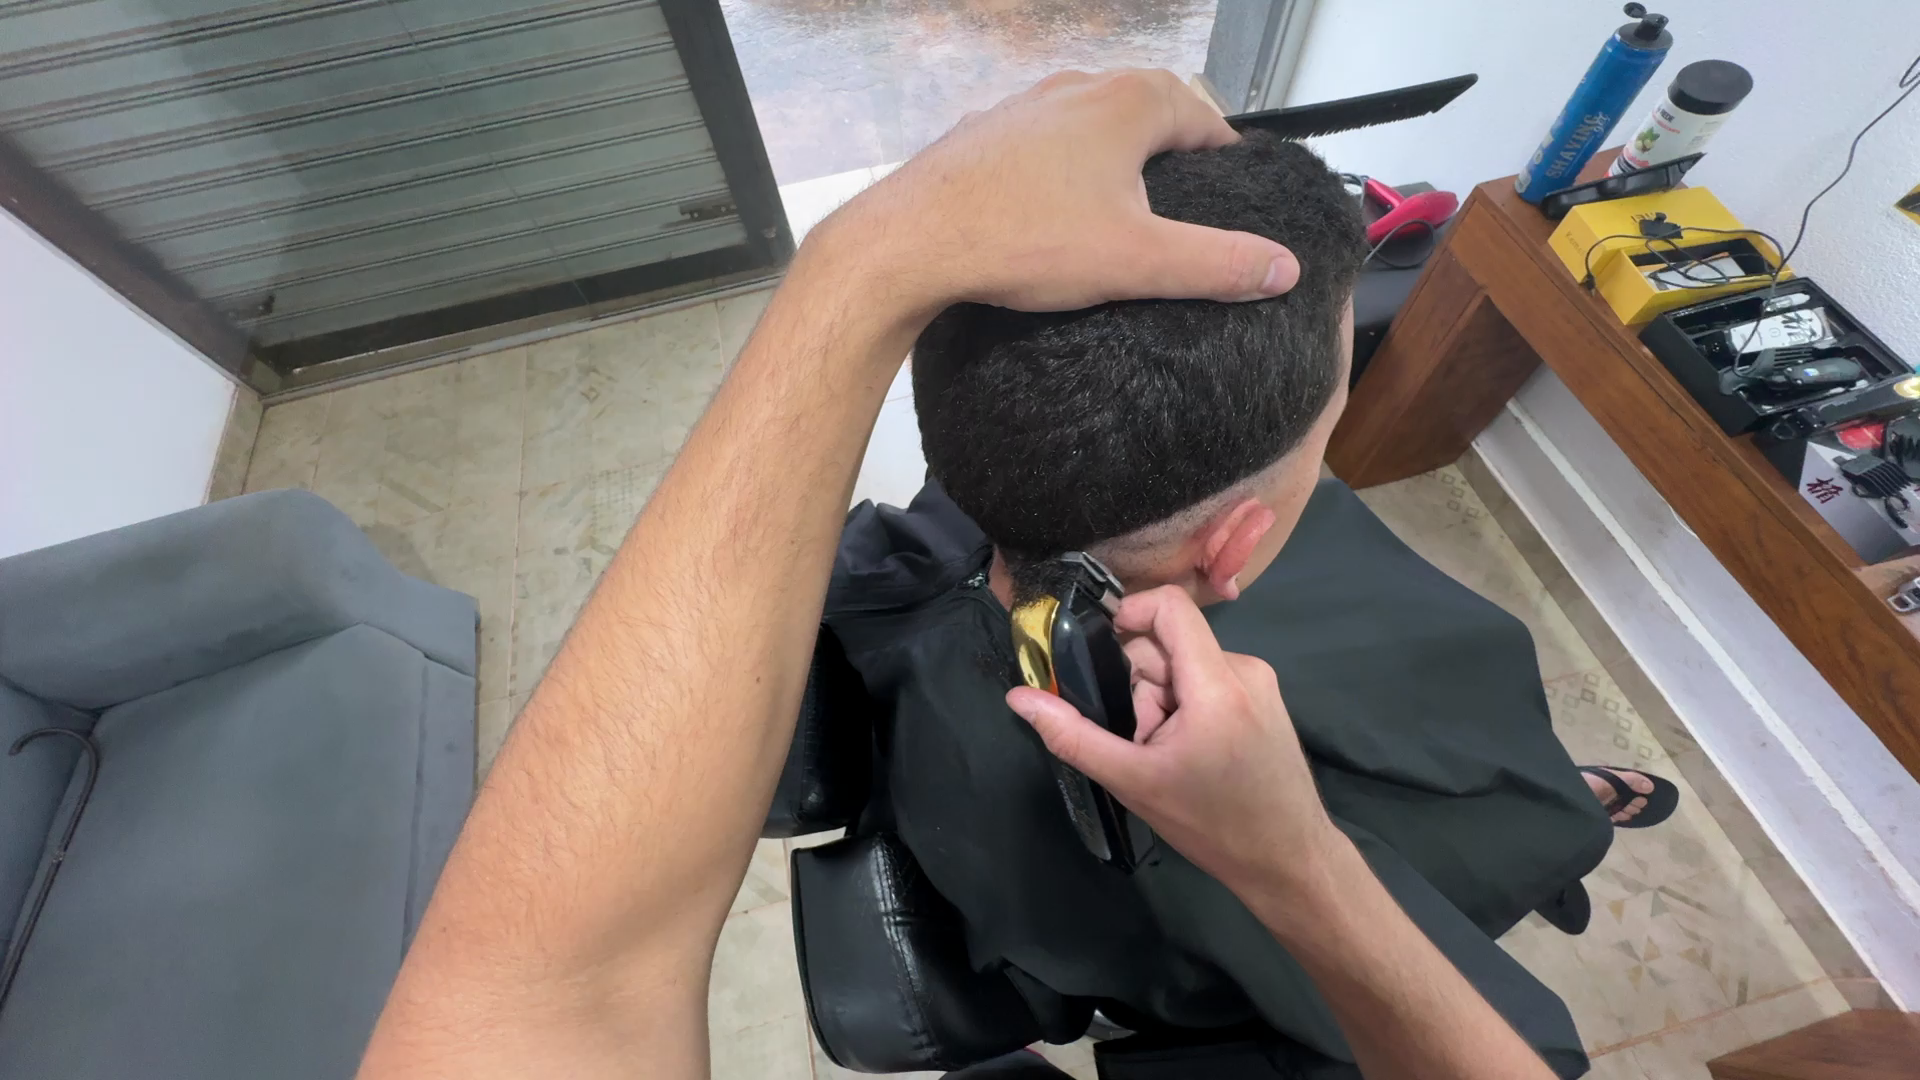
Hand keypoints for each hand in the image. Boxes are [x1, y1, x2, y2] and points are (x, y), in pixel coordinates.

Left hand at [816, 69, 1300, 313]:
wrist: (915, 241)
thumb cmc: (1029, 239)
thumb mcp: (1137, 260)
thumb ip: (1215, 264)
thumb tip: (1285, 269)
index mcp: (1129, 103)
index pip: (1202, 118)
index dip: (1222, 158)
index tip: (1229, 197)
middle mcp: (1077, 88)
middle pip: (1145, 115)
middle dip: (1167, 158)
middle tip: (1175, 213)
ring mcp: (1023, 108)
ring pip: (1088, 129)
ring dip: (1109, 164)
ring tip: (1116, 216)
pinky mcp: (982, 139)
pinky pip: (1040, 151)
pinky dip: (1058, 176)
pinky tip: (1048, 214)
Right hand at [1006, 586, 1340, 894]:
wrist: (1290, 862)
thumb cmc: (1213, 825)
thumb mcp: (1132, 782)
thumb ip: (1072, 735)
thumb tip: (1019, 697)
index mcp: (1216, 684)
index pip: (1170, 607)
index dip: (1127, 614)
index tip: (1100, 654)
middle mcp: (1245, 668)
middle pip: (1167, 643)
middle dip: (1141, 683)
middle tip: (1144, 740)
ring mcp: (1260, 681)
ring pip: (1183, 663)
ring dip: (1161, 698)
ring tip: (1168, 751)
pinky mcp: (1264, 696)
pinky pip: (1205, 677)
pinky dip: (1186, 703)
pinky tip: (1190, 748)